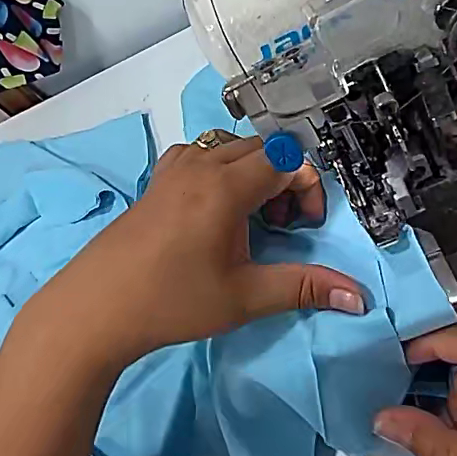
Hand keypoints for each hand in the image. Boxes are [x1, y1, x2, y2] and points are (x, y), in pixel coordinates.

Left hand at [23, 134, 367, 370]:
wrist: (97, 307)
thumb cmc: (173, 301)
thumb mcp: (244, 296)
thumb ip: (304, 288)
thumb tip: (359, 297)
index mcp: (226, 185)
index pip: (287, 160)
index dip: (308, 188)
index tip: (304, 226)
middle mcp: (201, 164)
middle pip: (262, 149)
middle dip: (284, 180)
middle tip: (279, 226)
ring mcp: (174, 167)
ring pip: (231, 148)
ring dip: (253, 172)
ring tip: (247, 217)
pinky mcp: (156, 179)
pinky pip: (200, 154)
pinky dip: (220, 169)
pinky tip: (212, 208)